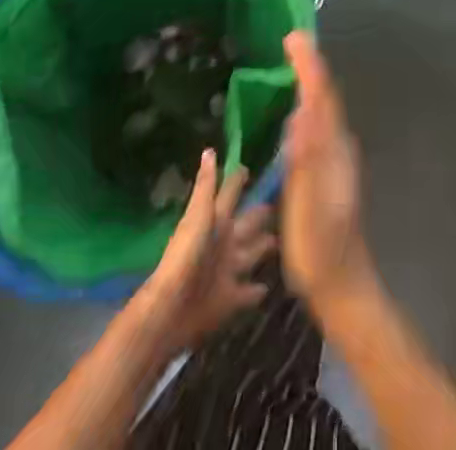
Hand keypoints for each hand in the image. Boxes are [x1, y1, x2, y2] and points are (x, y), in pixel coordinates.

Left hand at [139, 151, 274, 354]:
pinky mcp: (232, 298)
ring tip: (281, 241)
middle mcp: (224, 243)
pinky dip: (257, 290)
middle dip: (258, 216)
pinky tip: (268, 287)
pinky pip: (249, 292)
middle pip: (246, 225)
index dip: (237, 181)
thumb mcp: (199, 215)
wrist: (173, 306)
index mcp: (216, 221)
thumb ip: (207, 186)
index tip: (248, 167)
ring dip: (263, 249)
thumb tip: (209, 149)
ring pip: (251, 255)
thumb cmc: (187, 254)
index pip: (229, 194)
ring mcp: (228, 271)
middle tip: (277, 205)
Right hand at [281, 31, 378, 319]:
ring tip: (295, 63)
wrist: (343, 284)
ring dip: (312, 83)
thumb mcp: (307, 208)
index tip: (294, 37)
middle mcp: (339, 149)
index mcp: (332, 152)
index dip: (309, 66)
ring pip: (325, 110)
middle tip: (291, 40)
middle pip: (326, 98)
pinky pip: (320, 126)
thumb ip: (304, 161)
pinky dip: (309, 106)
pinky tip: (298, 112)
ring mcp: (337, 161)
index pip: (321, 98)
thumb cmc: (320, 249)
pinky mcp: (330, 172)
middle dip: (311, 66)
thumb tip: (300, 113)